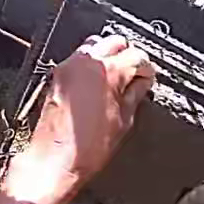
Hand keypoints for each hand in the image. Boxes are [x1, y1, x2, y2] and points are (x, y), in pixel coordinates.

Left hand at [2, 34, 154, 203]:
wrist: (55, 160)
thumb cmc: (85, 148)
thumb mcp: (124, 121)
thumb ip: (135, 94)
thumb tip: (141, 83)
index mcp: (109, 71)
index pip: (138, 57)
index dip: (147, 70)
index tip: (148, 80)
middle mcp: (87, 63)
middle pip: (116, 42)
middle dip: (129, 57)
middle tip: (135, 76)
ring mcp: (70, 67)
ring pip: (96, 45)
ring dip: (109, 56)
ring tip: (116, 80)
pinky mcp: (58, 75)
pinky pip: (80, 58)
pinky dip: (92, 65)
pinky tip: (98, 85)